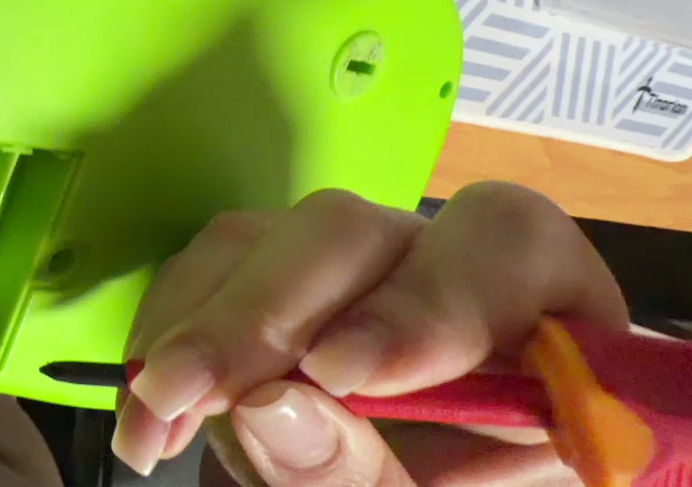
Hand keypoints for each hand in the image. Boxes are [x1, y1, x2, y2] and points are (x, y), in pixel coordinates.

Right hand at [114, 182, 627, 486]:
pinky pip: (206, 262)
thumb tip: (263, 408)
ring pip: (256, 236)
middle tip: (186, 394)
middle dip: (257, 313)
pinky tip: (147, 390)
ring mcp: (340, 259)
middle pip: (343, 231)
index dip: (425, 296)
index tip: (339, 374)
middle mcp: (434, 259)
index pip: (506, 241)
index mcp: (544, 318)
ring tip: (152, 409)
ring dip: (192, 320)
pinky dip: (168, 323)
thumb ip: (371, 482)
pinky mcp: (267, 264)